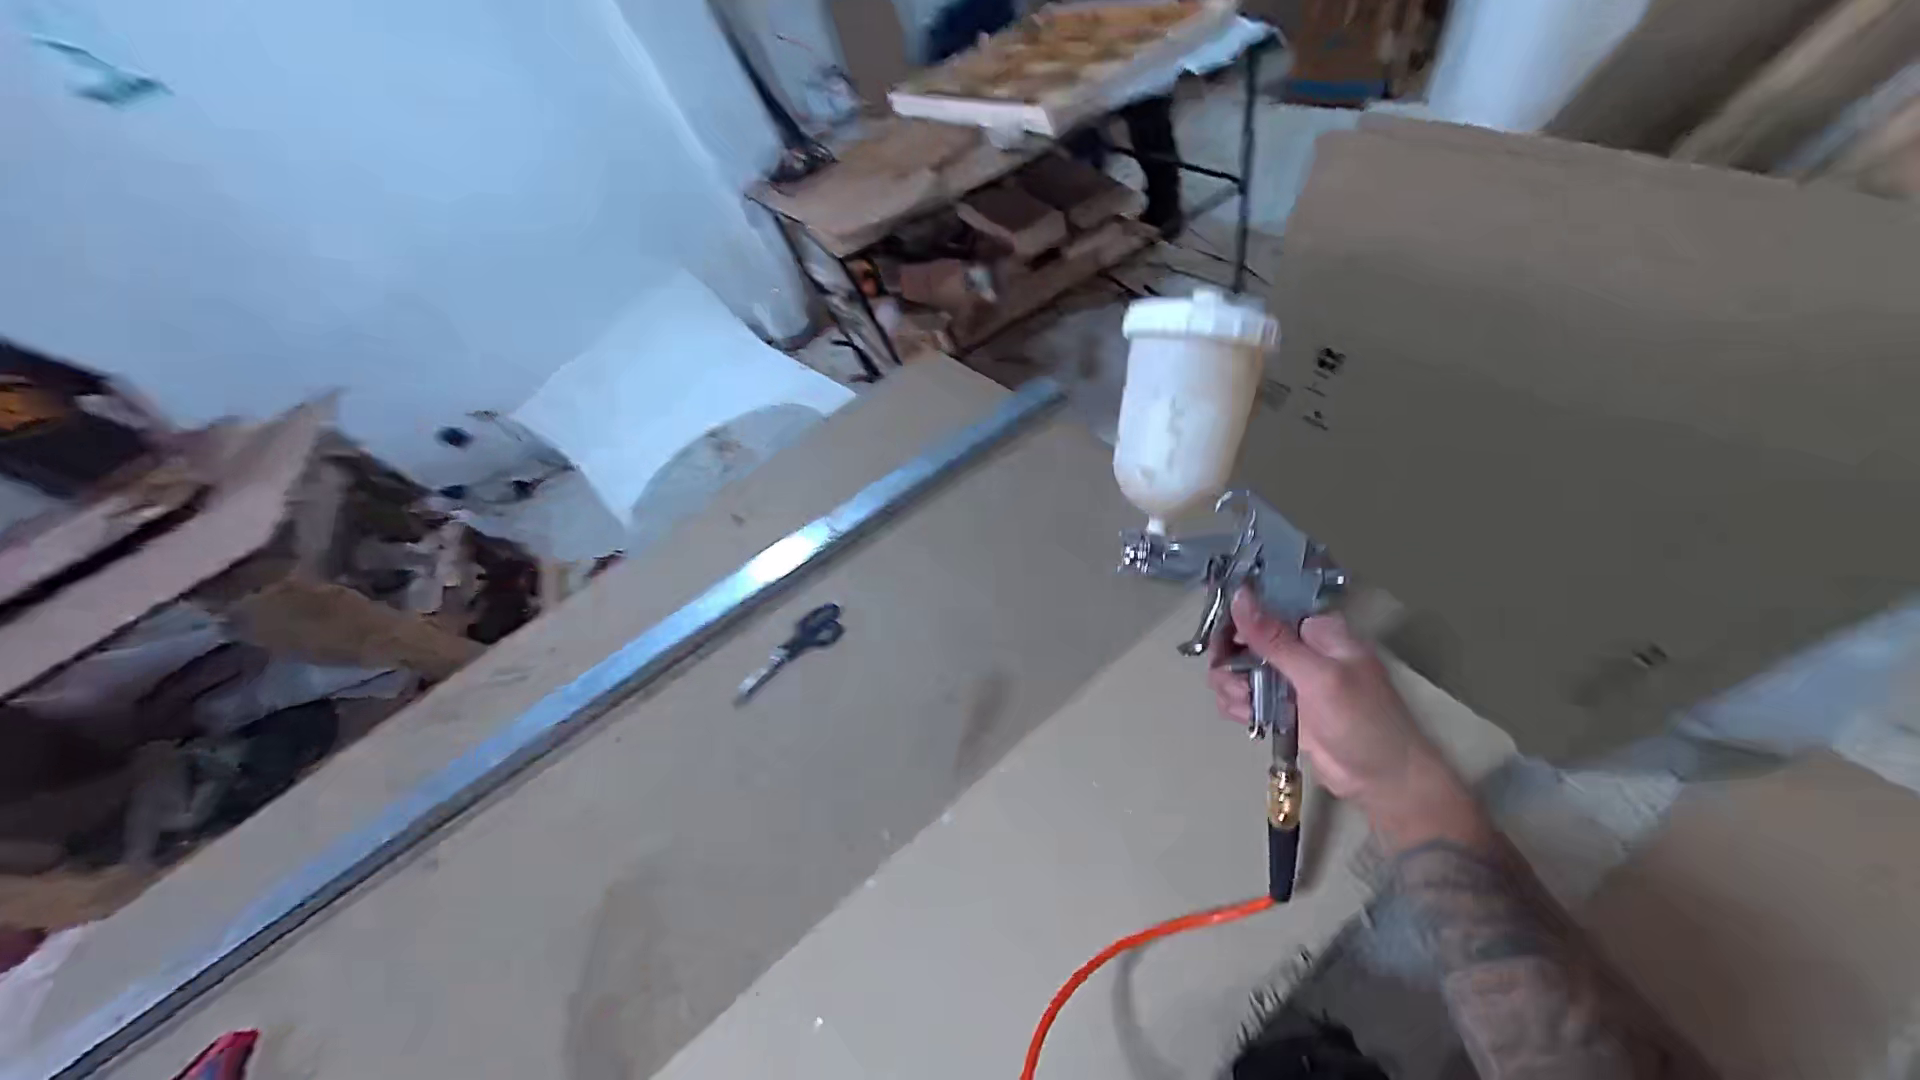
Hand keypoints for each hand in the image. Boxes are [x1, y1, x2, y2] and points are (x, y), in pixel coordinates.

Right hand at [1206, 589, 1458, 818]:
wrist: (1384, 781)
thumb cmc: (1363, 720)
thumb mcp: (1318, 676)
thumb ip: (1274, 639)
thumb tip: (1239, 595)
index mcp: (1315, 630)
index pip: (1264, 608)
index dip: (1236, 619)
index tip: (1223, 642)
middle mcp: (1298, 648)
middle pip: (1242, 639)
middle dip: (1230, 660)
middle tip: (1235, 682)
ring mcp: (1286, 678)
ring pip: (1235, 668)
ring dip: (1230, 685)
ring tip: (1245, 705)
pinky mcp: (1278, 706)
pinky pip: (1241, 695)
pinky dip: (1236, 705)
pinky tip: (1247, 717)